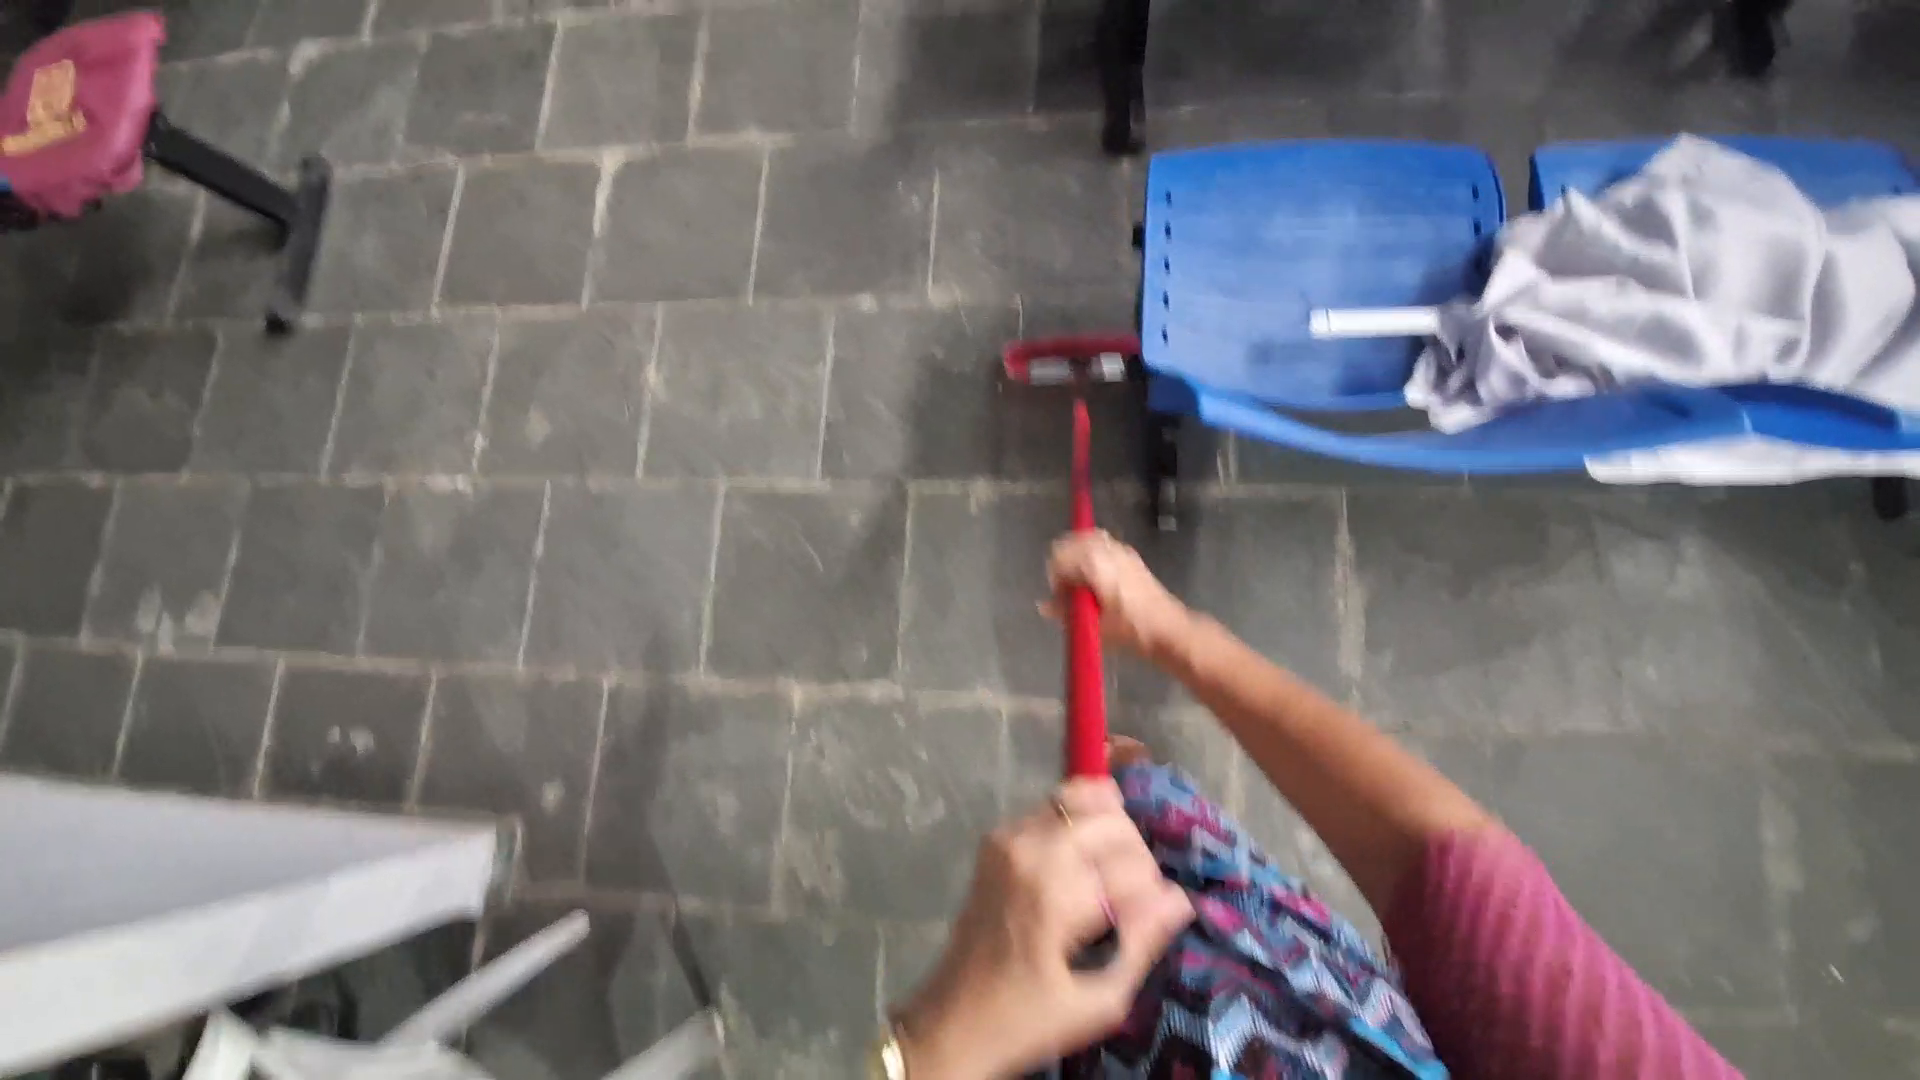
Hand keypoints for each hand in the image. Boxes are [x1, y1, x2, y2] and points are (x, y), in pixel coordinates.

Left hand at [895, 779, 1194, 1079]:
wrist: (954, 1018)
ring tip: (1107, 872)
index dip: (1152, 888)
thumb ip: (1142, 943)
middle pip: (1108, 815)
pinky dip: (1076, 824)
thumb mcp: (1097, 1001)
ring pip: (1078, 799)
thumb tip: (1180, 899)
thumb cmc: (1028, 1019)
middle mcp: (1030, 849)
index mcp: (1054, 891)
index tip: (1151, 915)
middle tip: (1131, 894)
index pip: (1132, 860)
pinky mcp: (995, 838)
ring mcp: (1008, 837)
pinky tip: (1080, 862)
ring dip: (1105, 829)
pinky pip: (1050, 808)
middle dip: (1132, 851)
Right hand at [1044, 531, 1193, 661]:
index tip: (1060, 597)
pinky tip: (1097, 581)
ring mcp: (1121, 550)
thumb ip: (1065, 611)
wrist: (1169, 631)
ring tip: (1081, 585)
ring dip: (1078, 558)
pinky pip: (1103, 546)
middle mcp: (1107, 549)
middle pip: (1071, 543)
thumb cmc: (1131, 629)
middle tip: (1068, 589)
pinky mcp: (1131, 557)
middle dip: (1064, 563)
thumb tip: (1044, 606)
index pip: (1059, 556)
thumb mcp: (1093, 625)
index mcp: (1094, 562)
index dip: (1054, 576)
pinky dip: (1093, 557)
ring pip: (1087, 541)